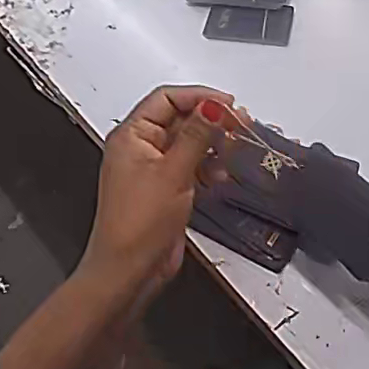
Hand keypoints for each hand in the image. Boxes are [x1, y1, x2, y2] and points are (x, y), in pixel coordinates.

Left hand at [81, 85, 232, 298]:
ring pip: (190, 142)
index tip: (229, 104)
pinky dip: (208, 166)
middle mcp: (141, 148)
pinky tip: (219, 176)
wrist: (129, 270)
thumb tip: (213, 106)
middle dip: (211, 120)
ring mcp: (154, 168)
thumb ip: (196, 135)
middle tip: (239, 125)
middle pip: (180, 118)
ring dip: (212, 144)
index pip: (167, 99)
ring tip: (232, 152)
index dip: (199, 97)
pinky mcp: (167, 188)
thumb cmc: (137, 225)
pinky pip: (192, 165)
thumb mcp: (173, 172)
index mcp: (132, 136)